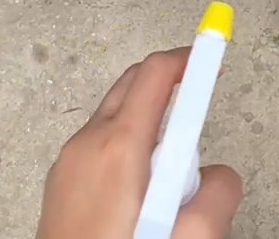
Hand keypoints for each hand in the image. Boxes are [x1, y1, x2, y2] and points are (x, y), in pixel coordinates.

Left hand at [36, 48, 242, 238]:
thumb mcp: (189, 238)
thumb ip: (219, 193)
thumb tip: (219, 174)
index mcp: (118, 146)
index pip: (158, 72)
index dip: (192, 58)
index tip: (215, 57)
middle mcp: (86, 144)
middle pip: (135, 82)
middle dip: (172, 89)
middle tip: (197, 131)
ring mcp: (67, 165)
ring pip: (118, 115)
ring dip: (151, 125)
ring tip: (169, 185)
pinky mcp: (59, 187)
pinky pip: (102, 145)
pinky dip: (129, 150)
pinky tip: (140, 201)